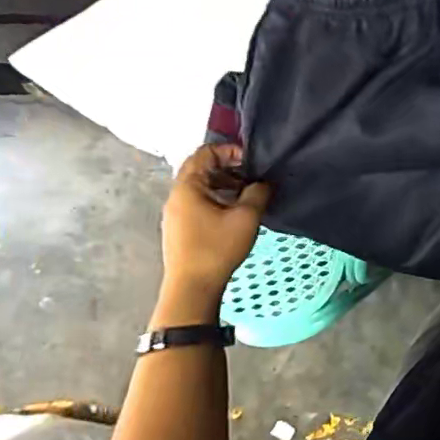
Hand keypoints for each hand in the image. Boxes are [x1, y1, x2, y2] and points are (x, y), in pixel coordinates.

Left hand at [160, 144, 270, 307]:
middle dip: (228, 167)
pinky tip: (233, 213)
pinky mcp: (178, 228)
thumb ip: (258, 192)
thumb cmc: (217, 249)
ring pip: (200, 186)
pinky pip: (197, 202)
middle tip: (251, 176)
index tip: (251, 160)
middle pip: (201, 168)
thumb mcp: (246, 217)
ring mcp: (175, 213)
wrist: (192, 289)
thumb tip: (264, 182)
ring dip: (223, 184)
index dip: (229, 149)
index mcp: (188, 187)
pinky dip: (216, 198)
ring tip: (247, 195)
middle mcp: (176, 196)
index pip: (205, 152)